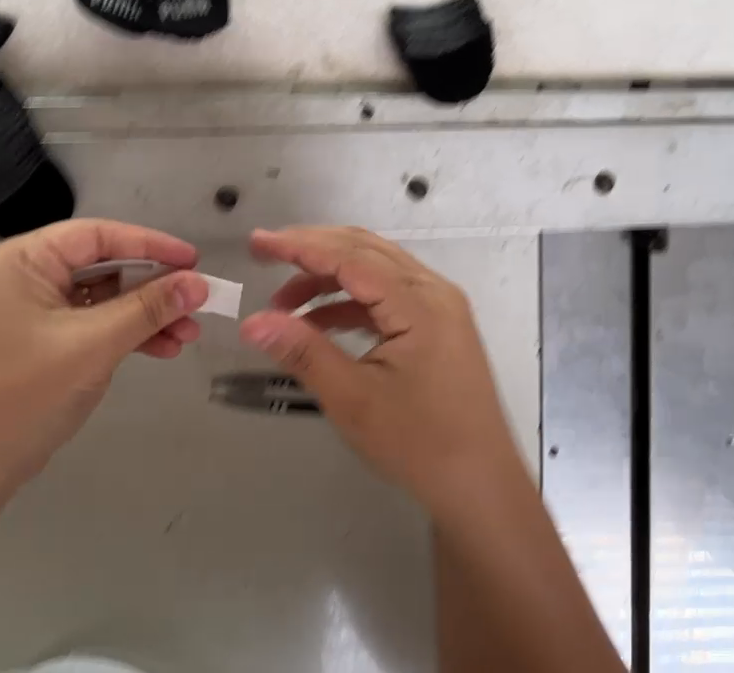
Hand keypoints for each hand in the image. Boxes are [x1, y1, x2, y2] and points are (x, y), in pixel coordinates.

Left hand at [0, 219, 209, 487]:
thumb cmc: (24, 392)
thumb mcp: (92, 345)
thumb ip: (147, 310)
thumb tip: (199, 284)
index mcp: (26, 260)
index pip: (97, 236)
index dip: (150, 244)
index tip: (194, 260)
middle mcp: (29, 276)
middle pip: (104, 266)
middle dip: (153, 287)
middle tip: (198, 303)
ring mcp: (36, 311)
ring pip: (104, 299)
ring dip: (146, 315)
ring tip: (188, 336)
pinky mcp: (45, 342)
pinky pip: (95, 325)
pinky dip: (127, 335)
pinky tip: (163, 349)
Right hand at [239, 227, 525, 513]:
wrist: (481, 488)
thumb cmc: (419, 443)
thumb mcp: (352, 399)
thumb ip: (302, 352)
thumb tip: (252, 323)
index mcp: (419, 303)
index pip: (349, 257)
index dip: (299, 246)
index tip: (258, 243)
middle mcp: (433, 292)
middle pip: (364, 251)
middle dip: (311, 249)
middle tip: (265, 255)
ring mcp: (439, 308)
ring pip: (374, 270)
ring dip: (327, 278)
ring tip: (284, 304)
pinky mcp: (437, 326)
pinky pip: (386, 295)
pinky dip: (348, 301)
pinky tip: (317, 323)